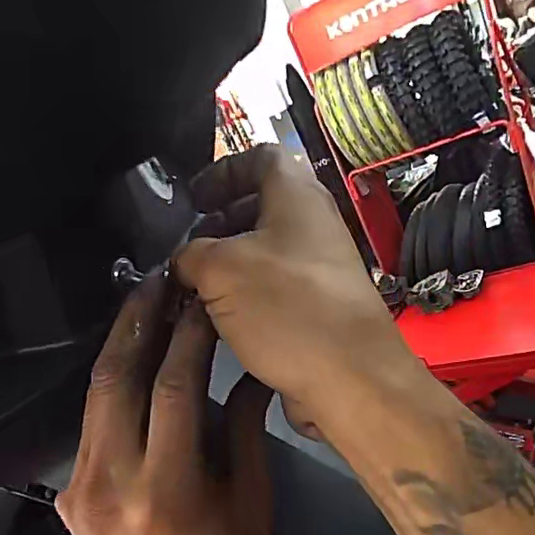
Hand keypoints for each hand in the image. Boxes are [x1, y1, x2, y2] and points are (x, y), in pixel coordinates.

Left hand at [56, 276, 274, 534]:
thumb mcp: (252, 504)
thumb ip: (247, 432)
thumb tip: (250, 371)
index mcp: (169, 489)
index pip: (177, 390)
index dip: (191, 336)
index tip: (205, 299)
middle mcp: (114, 480)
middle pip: (118, 378)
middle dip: (140, 318)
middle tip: (161, 276)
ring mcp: (82, 485)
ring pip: (95, 391)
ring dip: (120, 340)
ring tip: (144, 299)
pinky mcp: (68, 490)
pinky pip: (90, 418)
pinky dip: (112, 377)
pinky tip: (132, 351)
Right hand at [174, 145, 415, 423]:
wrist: (351, 377)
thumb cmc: (289, 309)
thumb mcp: (220, 269)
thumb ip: (190, 255)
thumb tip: (183, 262)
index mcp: (297, 197)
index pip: (261, 157)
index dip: (223, 170)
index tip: (194, 196)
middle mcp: (315, 227)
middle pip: (263, 207)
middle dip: (221, 221)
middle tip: (189, 245)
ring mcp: (321, 270)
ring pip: (268, 252)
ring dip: (231, 263)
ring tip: (196, 286)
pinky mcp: (321, 309)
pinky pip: (278, 289)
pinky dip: (248, 296)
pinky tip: (222, 319)